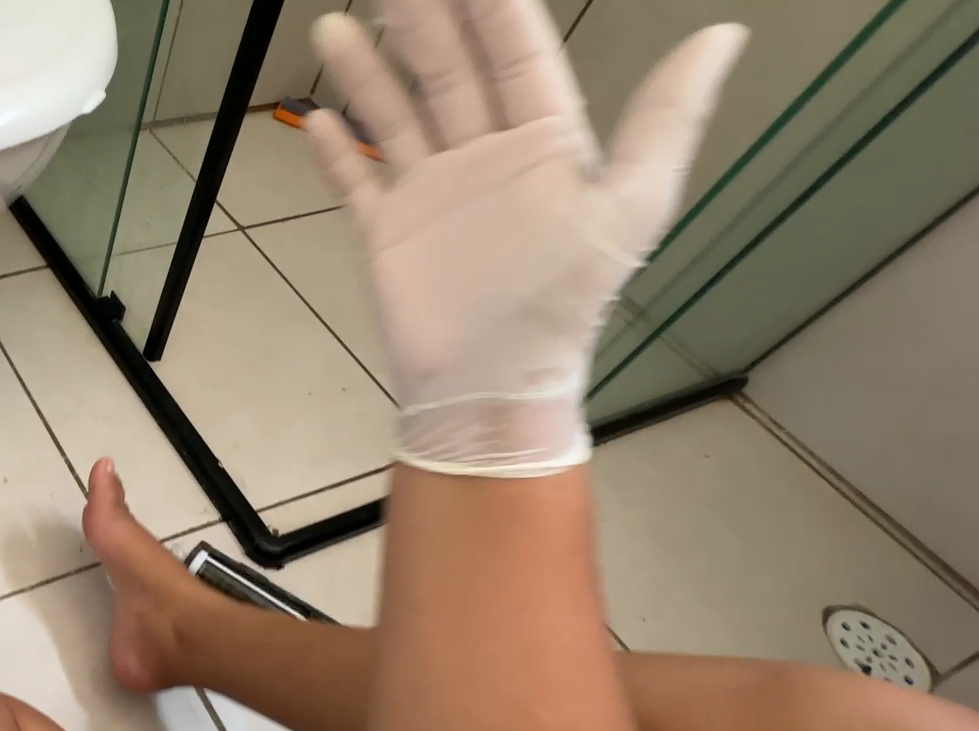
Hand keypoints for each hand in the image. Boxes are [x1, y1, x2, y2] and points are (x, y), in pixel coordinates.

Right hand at [305, 0, 746, 476]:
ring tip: (333, 25)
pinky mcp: (386, 233)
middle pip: (446, 72)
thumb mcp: (627, 211)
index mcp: (541, 142)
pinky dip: (337, 154)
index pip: (515, 52)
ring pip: (394, 118)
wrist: (486, 382)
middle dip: (421, 19)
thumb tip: (722, 32)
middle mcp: (481, 157)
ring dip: (366, 73)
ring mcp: (429, 195)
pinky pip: (357, 184)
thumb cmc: (558, 304)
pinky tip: (319, 119)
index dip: (491, 1)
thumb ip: (663, 124)